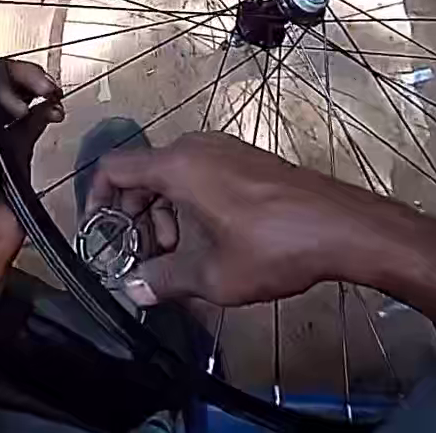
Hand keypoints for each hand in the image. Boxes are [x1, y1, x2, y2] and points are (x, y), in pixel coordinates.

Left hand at [0, 50, 61, 266]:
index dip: (8, 71)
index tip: (21, 83)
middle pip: (9, 80)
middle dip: (29, 77)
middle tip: (46, 87)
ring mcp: (1, 132)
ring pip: (25, 97)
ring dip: (42, 90)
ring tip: (54, 96)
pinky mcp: (21, 149)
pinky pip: (37, 119)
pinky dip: (48, 110)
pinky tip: (57, 112)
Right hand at [88, 131, 435, 307]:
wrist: (337, 224)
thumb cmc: (271, 245)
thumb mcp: (212, 274)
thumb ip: (164, 279)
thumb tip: (132, 288)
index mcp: (176, 165)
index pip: (115, 166)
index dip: (98, 196)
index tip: (101, 229)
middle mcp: (192, 146)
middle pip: (143, 172)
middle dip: (138, 215)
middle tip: (153, 255)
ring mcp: (219, 146)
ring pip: (170, 173)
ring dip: (165, 211)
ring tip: (183, 251)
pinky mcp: (240, 155)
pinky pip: (196, 170)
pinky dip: (188, 199)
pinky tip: (210, 234)